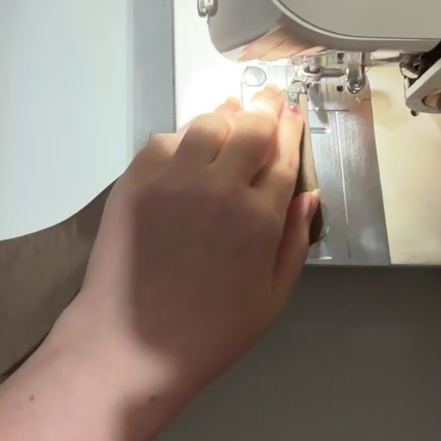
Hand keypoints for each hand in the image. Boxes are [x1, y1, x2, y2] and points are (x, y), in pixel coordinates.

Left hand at [47, 87, 318, 398]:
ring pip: (205, 125)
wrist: (131, 343)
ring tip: (230, 115)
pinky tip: (187, 148)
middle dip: (264, 108)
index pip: (283, 156)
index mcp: (259, 217)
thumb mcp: (271, 299)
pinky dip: (180, 138)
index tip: (294, 113)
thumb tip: (309, 196)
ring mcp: (172, 180)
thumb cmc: (210, 332)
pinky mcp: (134, 182)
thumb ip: (295, 242)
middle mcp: (218, 187)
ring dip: (223, 117)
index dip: (291, 130)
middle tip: (268, 97)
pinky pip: (162, 142)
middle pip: (248, 128)